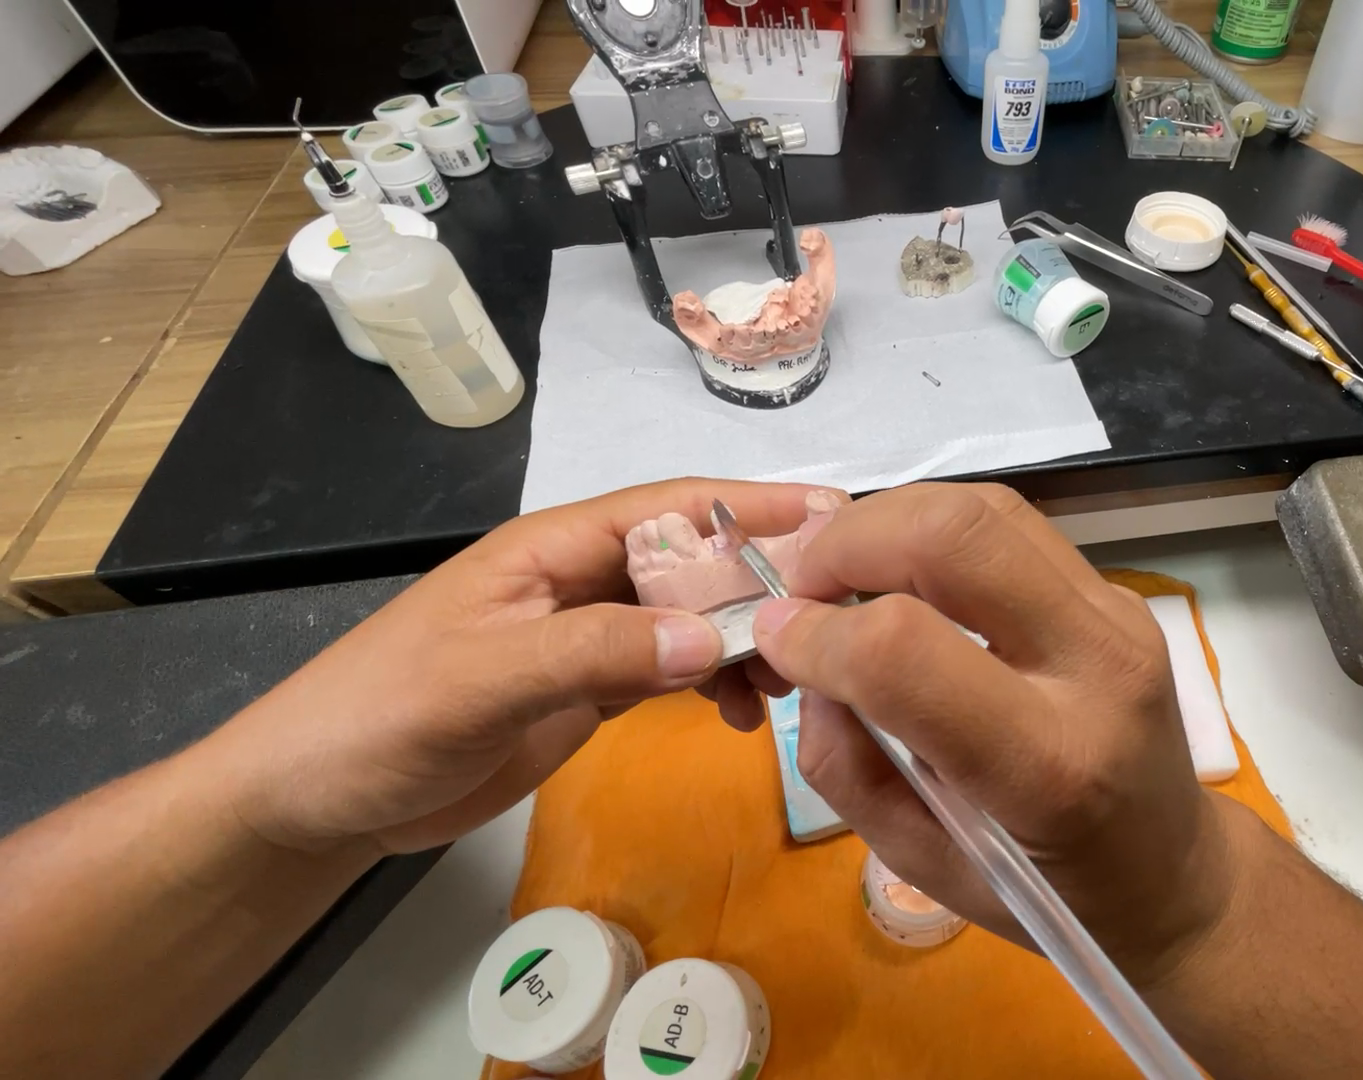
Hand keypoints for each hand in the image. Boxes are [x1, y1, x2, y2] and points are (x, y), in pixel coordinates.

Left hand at [205, 479, 836, 856]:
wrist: (316, 802)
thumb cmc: (379, 719)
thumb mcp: (481, 681)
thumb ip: (595, 652)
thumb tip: (712, 638)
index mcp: (560, 547)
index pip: (674, 508)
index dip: (752, 505)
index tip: (830, 516)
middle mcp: (589, 578)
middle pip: (699, 562)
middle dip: (765, 581)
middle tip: (833, 614)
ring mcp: (597, 631)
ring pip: (697, 617)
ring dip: (747, 641)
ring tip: (790, 681)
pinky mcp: (599, 681)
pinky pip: (678, 667)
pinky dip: (717, 682)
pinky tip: (741, 714)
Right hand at [746, 483, 1239, 985]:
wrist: (1172, 867)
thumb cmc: (1049, 892)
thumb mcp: (925, 866)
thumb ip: (848, 764)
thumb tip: (809, 660)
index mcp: (1049, 764)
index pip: (907, 652)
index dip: (818, 634)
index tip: (776, 638)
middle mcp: (1095, 663)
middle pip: (955, 536)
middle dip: (850, 543)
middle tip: (806, 588)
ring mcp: (1115, 612)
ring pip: (983, 508)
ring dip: (888, 522)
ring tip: (847, 573)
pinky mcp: (1113, 591)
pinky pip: (1007, 524)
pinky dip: (932, 530)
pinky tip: (904, 571)